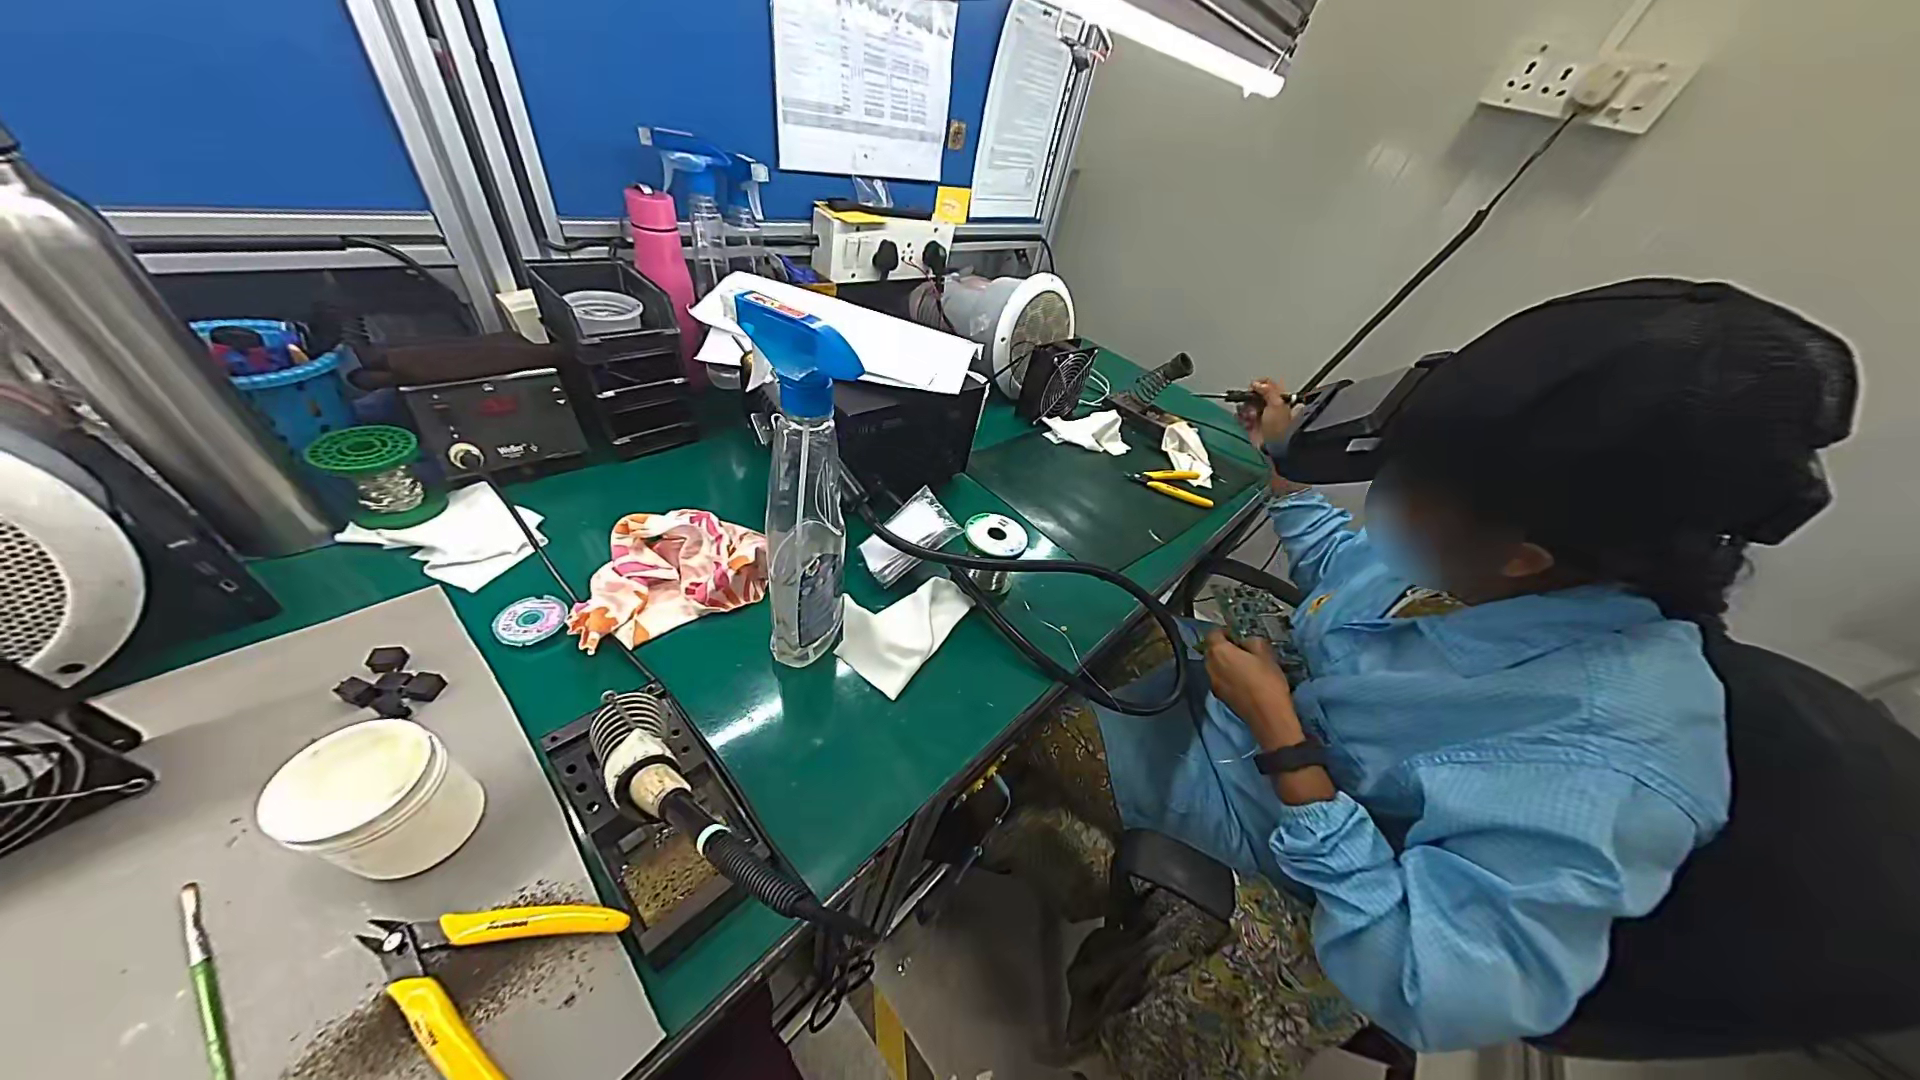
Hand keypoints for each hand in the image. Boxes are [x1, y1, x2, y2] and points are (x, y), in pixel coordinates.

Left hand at [1203, 628, 1303, 748]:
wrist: (1267, 715)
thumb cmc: (1266, 680)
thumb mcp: (1265, 654)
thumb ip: (1252, 641)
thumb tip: (1245, 641)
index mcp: (1218, 651)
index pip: (1212, 633)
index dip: (1224, 631)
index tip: (1237, 634)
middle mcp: (1209, 665)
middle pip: (1211, 650)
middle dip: (1223, 647)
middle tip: (1242, 649)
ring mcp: (1212, 681)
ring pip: (1214, 665)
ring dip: (1224, 662)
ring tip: (1243, 665)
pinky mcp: (1218, 695)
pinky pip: (1219, 678)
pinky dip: (1226, 675)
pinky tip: (1242, 680)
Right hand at [1235, 378, 1296, 450]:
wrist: (1275, 446)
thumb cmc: (1281, 427)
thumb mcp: (1277, 403)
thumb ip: (1267, 390)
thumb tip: (1256, 383)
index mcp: (1278, 398)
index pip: (1267, 384)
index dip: (1259, 384)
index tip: (1253, 388)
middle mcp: (1268, 405)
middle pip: (1253, 395)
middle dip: (1249, 399)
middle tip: (1251, 404)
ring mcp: (1259, 415)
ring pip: (1245, 405)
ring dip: (1244, 410)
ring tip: (1250, 417)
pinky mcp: (1250, 425)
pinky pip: (1240, 417)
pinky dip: (1241, 419)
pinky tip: (1246, 422)